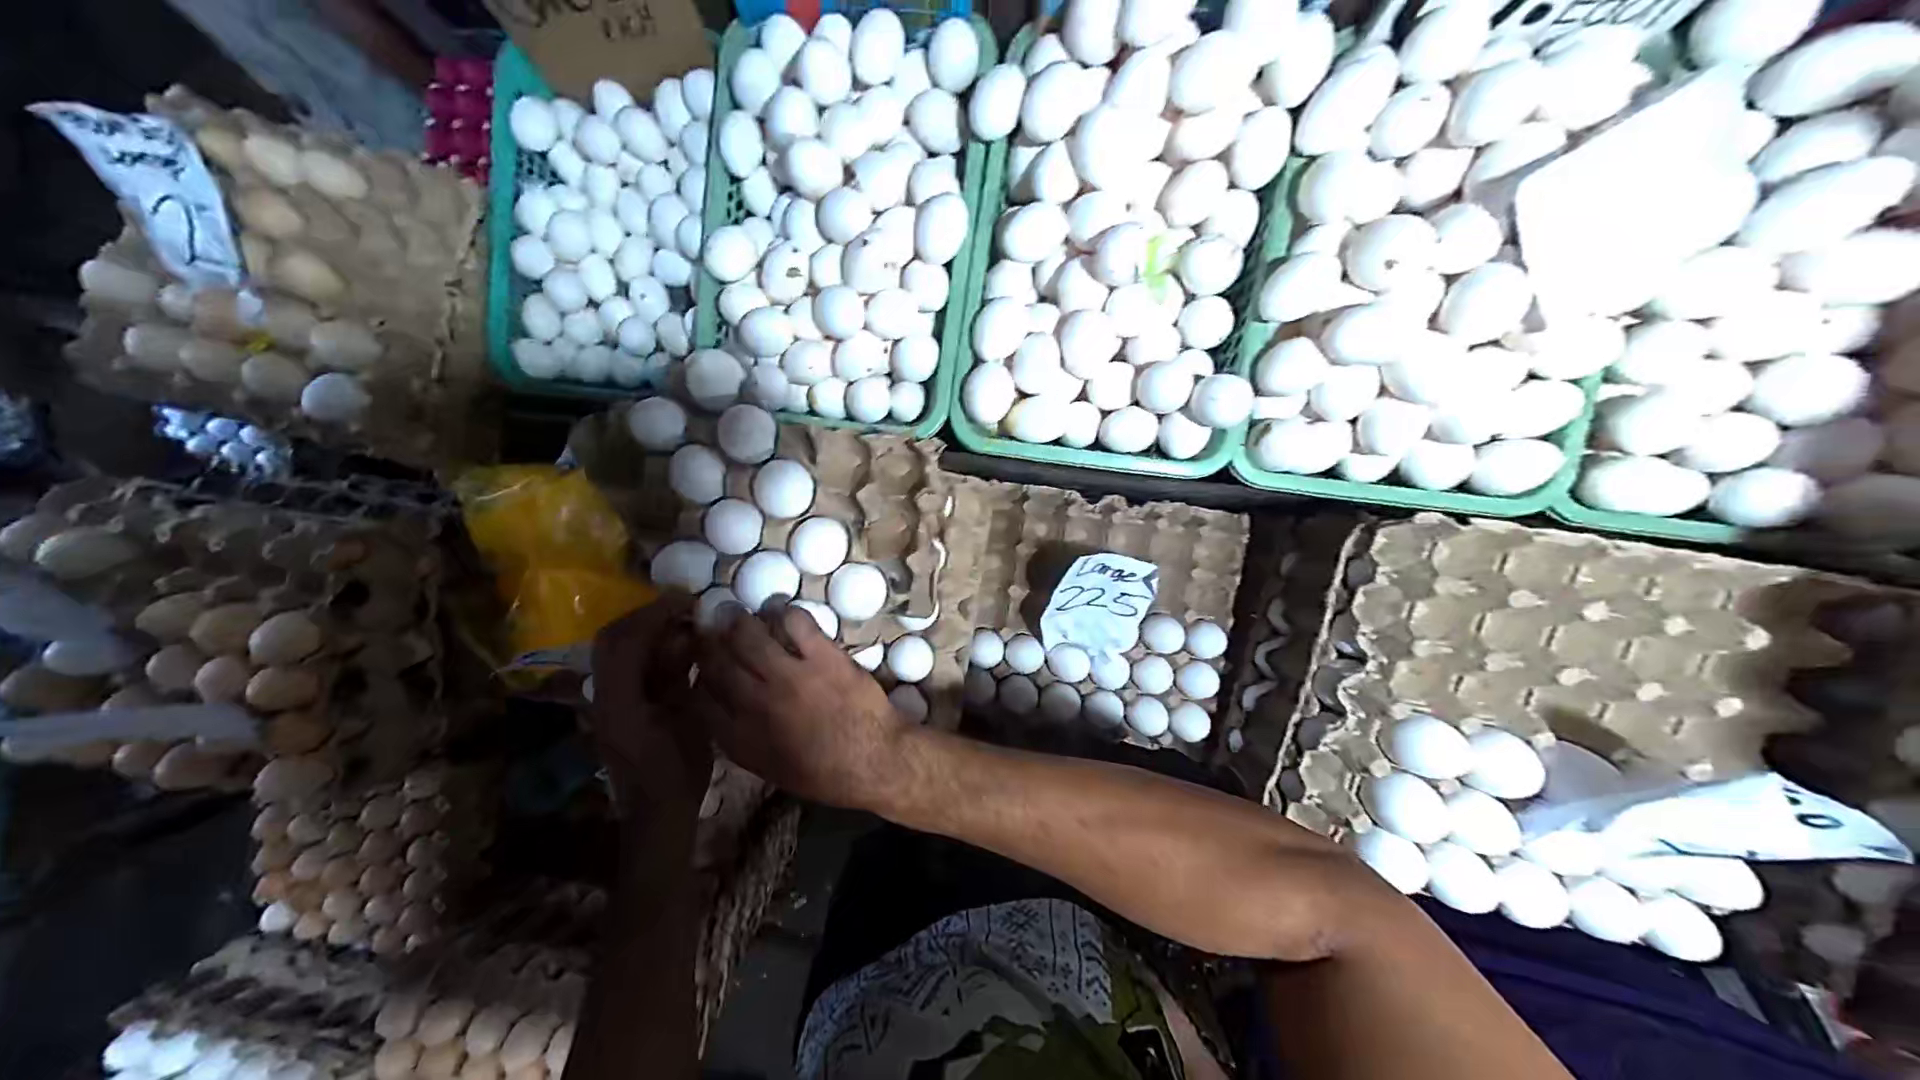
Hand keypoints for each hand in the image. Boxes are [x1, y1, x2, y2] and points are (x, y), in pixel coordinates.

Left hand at [590, 596, 711, 817]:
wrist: (656, 815)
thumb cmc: (679, 772)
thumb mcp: (690, 720)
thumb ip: (682, 675)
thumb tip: (687, 636)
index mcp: (620, 701)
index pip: (628, 640)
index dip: (657, 613)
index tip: (688, 599)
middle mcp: (602, 697)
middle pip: (611, 639)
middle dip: (646, 616)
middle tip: (683, 608)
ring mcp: (603, 703)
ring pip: (613, 651)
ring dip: (644, 631)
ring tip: (680, 624)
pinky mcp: (612, 709)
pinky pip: (623, 667)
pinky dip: (644, 650)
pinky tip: (673, 651)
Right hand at [691, 602, 906, 809]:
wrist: (876, 761)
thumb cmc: (825, 774)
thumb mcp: (771, 768)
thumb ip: (741, 739)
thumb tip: (721, 711)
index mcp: (741, 738)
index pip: (698, 698)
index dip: (695, 676)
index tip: (700, 664)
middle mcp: (757, 703)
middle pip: (716, 661)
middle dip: (708, 641)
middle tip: (712, 627)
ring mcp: (790, 677)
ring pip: (748, 634)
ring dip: (740, 621)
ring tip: (741, 616)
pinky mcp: (822, 657)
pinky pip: (794, 621)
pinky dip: (784, 612)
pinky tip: (783, 614)